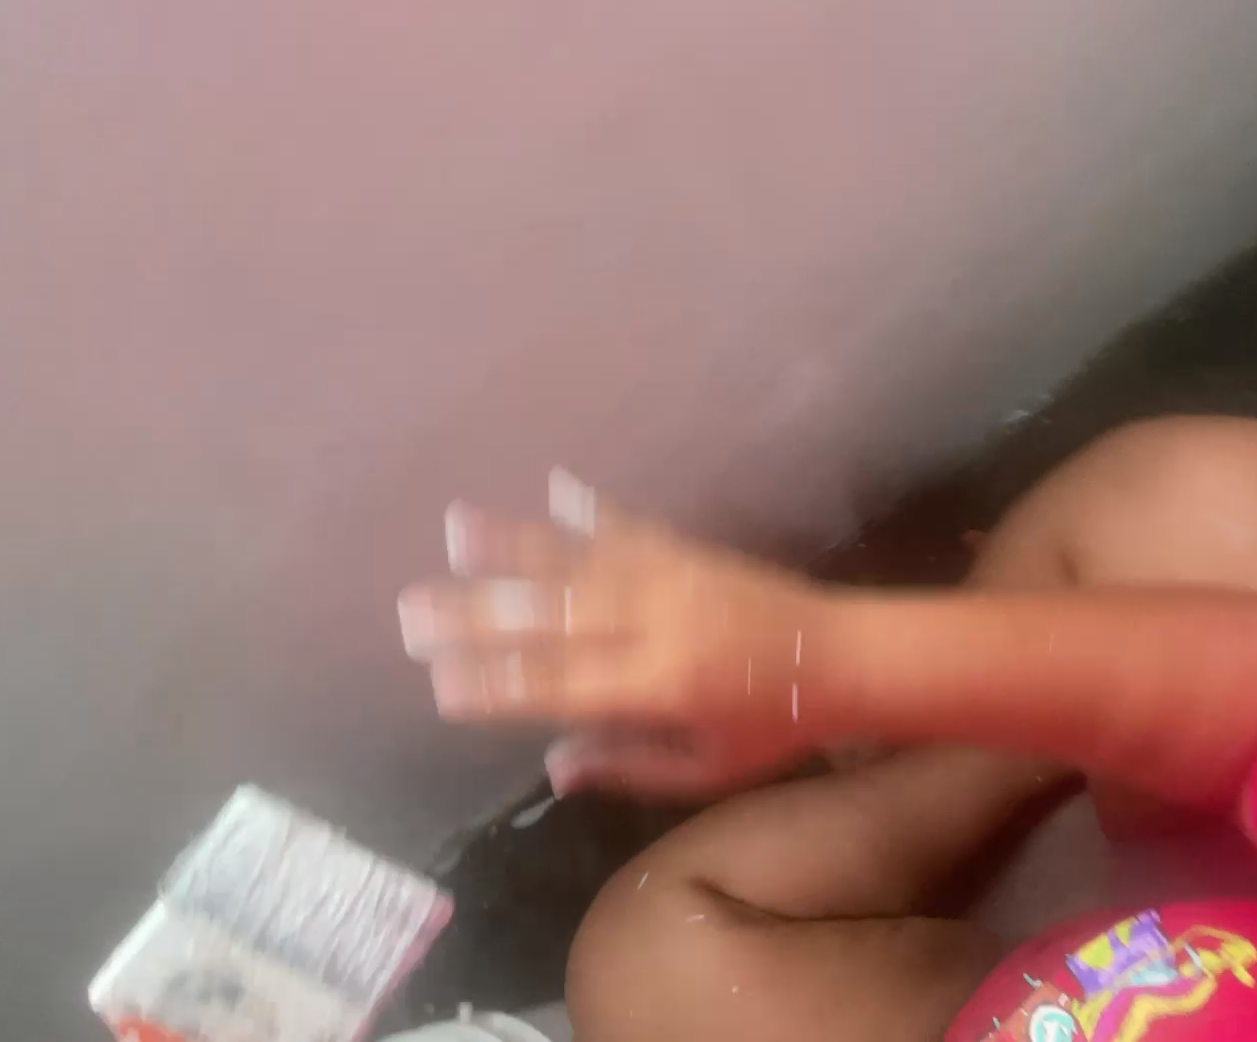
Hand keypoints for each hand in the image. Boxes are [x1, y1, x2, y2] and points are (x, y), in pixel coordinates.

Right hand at [398, 469, 828, 797]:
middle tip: (412, 609)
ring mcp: (675, 577)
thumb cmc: (778, 724)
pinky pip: (632, 527)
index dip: (497, 685)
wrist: (844, 656)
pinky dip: (590, 509)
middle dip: (479, 614)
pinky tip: (555, 486)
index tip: (438, 682)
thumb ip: (631, 764)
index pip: (560, 685)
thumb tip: (554, 766)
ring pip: (581, 560)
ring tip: (456, 527)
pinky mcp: (692, 551)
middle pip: (554, 616)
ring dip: (516, 545)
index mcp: (663, 684)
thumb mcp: (710, 769)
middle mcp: (660, 622)